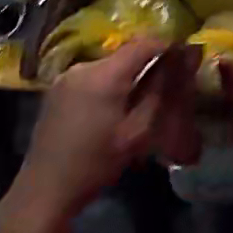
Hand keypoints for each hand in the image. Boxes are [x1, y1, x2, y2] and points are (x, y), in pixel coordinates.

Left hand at [7, 37, 194, 224]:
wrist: (44, 189)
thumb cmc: (96, 163)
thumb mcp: (138, 131)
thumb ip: (163, 89)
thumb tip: (188, 55)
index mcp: (105, 74)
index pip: (143, 43)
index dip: (167, 45)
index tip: (184, 58)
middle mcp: (83, 66)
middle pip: (124, 53)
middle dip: (148, 63)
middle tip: (165, 86)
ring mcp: (66, 75)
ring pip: (108, 64)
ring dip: (127, 74)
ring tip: (138, 100)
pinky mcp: (57, 87)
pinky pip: (92, 75)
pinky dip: (108, 83)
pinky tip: (111, 108)